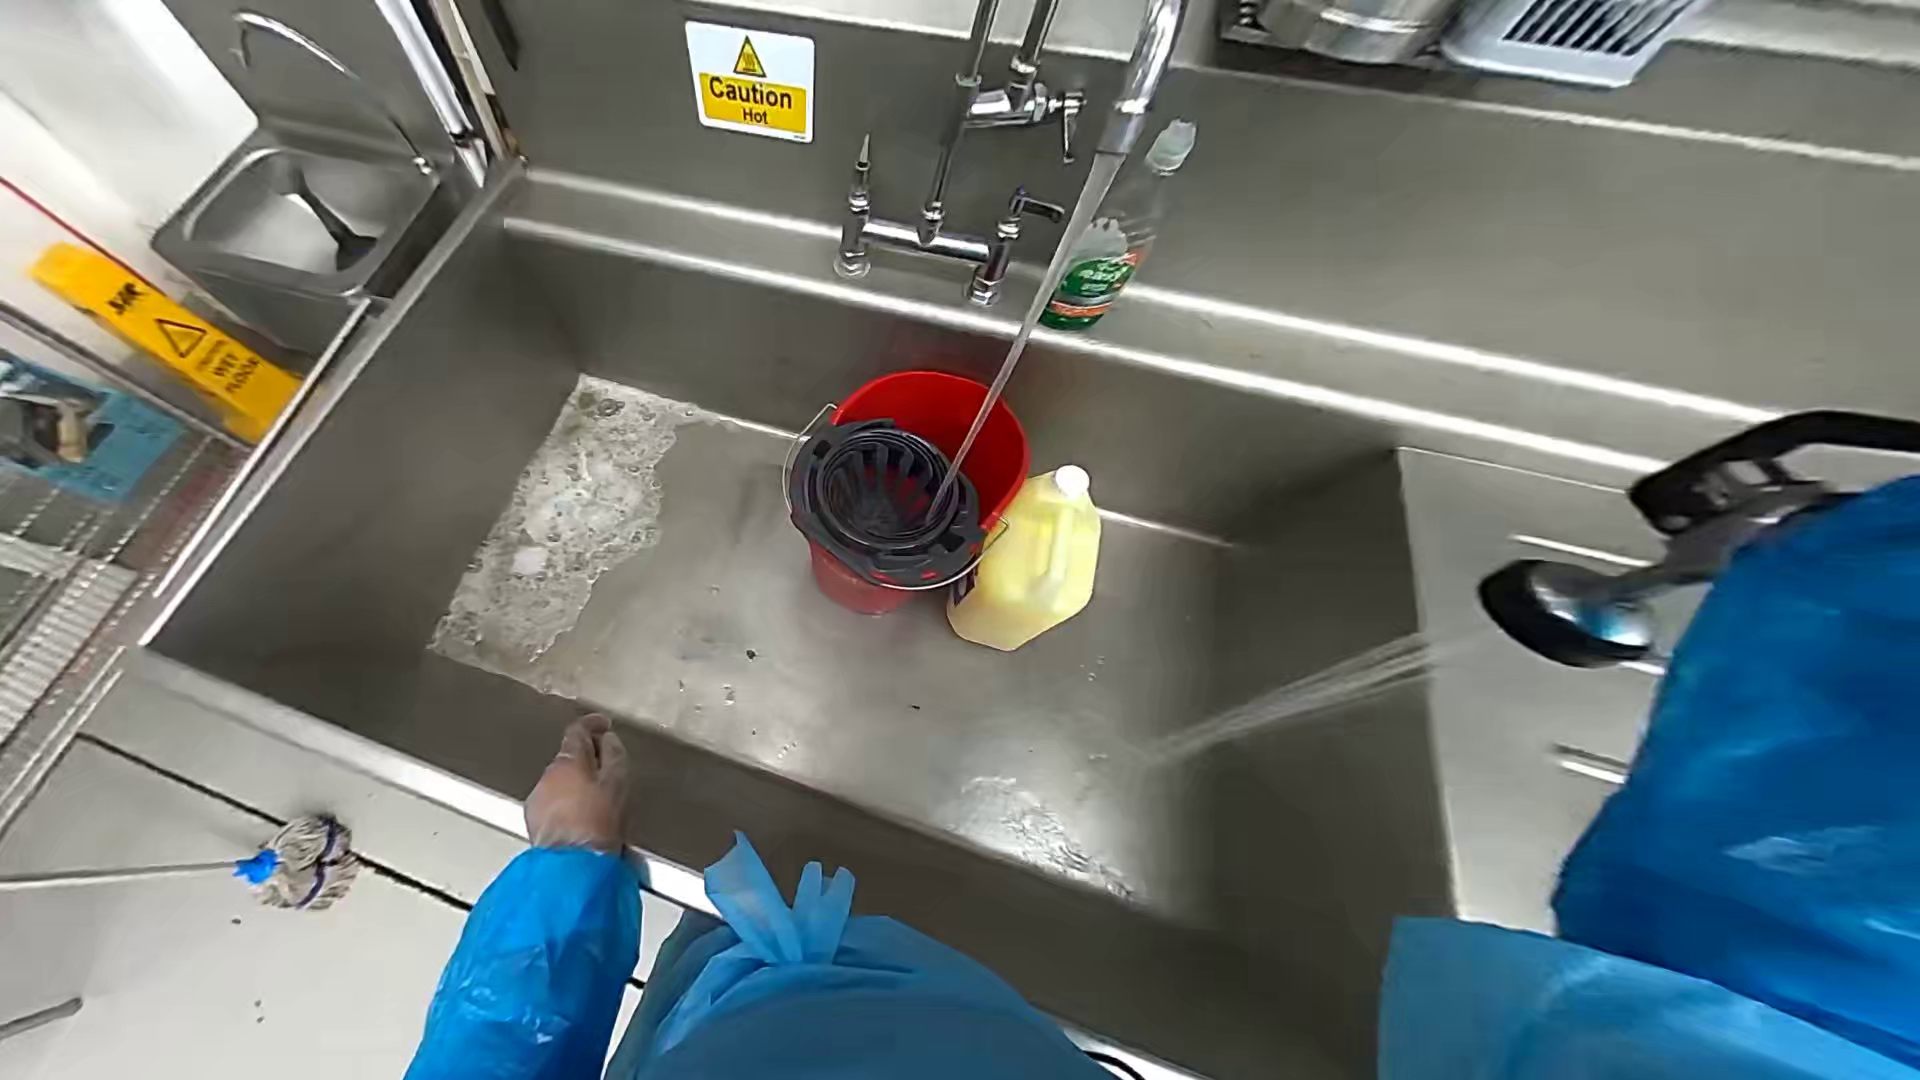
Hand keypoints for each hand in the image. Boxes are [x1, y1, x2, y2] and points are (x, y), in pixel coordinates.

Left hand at [526, 714, 627, 851]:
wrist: (575, 863)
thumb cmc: (600, 819)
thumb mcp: (618, 779)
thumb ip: (613, 753)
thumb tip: (608, 740)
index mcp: (568, 761)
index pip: (577, 730)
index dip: (593, 724)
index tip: (604, 725)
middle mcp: (547, 776)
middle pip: (568, 757)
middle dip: (587, 757)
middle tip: (609, 765)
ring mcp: (537, 799)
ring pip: (560, 780)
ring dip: (576, 781)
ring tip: (598, 795)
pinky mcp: (534, 822)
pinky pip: (553, 801)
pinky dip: (567, 801)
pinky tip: (583, 814)